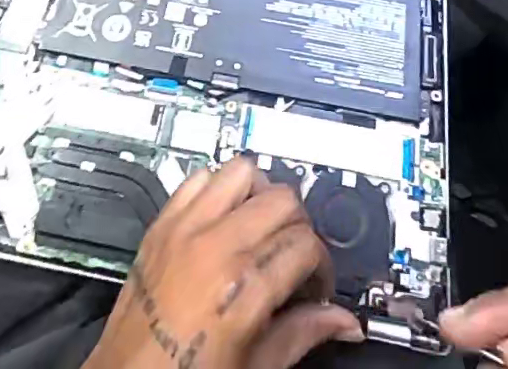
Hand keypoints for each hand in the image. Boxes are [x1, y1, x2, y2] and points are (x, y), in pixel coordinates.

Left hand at [84, 158, 362, 368]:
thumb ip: (302, 335)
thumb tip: (345, 323)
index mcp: (242, 288)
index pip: (307, 245)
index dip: (321, 267)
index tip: (316, 285)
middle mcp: (216, 247)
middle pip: (285, 200)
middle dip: (299, 228)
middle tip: (294, 256)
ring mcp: (186, 229)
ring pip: (245, 172)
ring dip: (261, 195)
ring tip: (262, 226)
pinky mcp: (162, 224)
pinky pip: (199, 177)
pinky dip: (218, 188)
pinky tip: (224, 217)